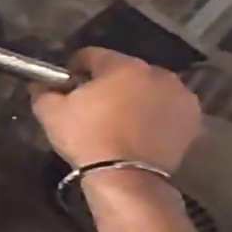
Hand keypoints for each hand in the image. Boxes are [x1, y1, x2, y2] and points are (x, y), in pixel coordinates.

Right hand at [30, 48, 201, 171]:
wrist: (126, 176)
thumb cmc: (87, 138)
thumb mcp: (50, 113)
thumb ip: (43, 92)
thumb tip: (38, 84)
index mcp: (122, 66)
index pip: (92, 54)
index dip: (75, 68)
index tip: (67, 85)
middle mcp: (157, 73)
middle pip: (124, 71)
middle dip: (108, 83)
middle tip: (92, 106)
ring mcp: (180, 95)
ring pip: (148, 88)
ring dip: (134, 96)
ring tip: (119, 120)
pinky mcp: (193, 118)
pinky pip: (166, 107)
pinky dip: (154, 113)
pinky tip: (139, 130)